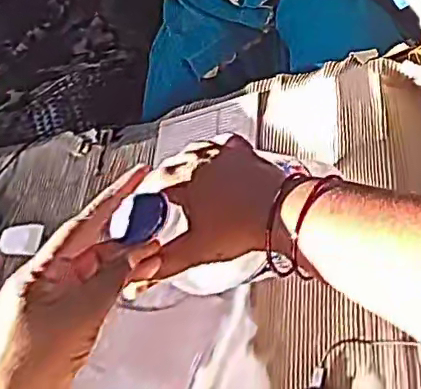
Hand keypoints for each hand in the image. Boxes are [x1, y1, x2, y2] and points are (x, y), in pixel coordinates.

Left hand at [0, 167, 155, 388]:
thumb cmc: (23, 373)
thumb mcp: (84, 311)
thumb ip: (116, 274)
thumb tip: (138, 251)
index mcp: (38, 273)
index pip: (85, 221)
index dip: (116, 194)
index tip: (138, 174)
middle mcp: (40, 284)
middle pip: (94, 245)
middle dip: (127, 236)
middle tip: (155, 225)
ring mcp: (46, 304)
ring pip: (94, 269)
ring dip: (123, 263)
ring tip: (150, 258)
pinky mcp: (54, 323)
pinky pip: (90, 289)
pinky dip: (113, 283)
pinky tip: (130, 282)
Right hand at [128, 136, 286, 285]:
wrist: (281, 210)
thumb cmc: (243, 226)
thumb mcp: (195, 250)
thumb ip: (162, 264)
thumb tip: (140, 276)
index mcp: (186, 179)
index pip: (152, 182)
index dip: (141, 197)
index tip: (138, 209)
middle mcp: (205, 159)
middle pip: (172, 164)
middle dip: (161, 181)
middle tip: (156, 200)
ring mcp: (227, 153)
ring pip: (196, 150)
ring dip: (185, 162)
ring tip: (181, 180)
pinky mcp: (246, 152)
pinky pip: (223, 144)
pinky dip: (213, 150)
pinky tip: (215, 160)